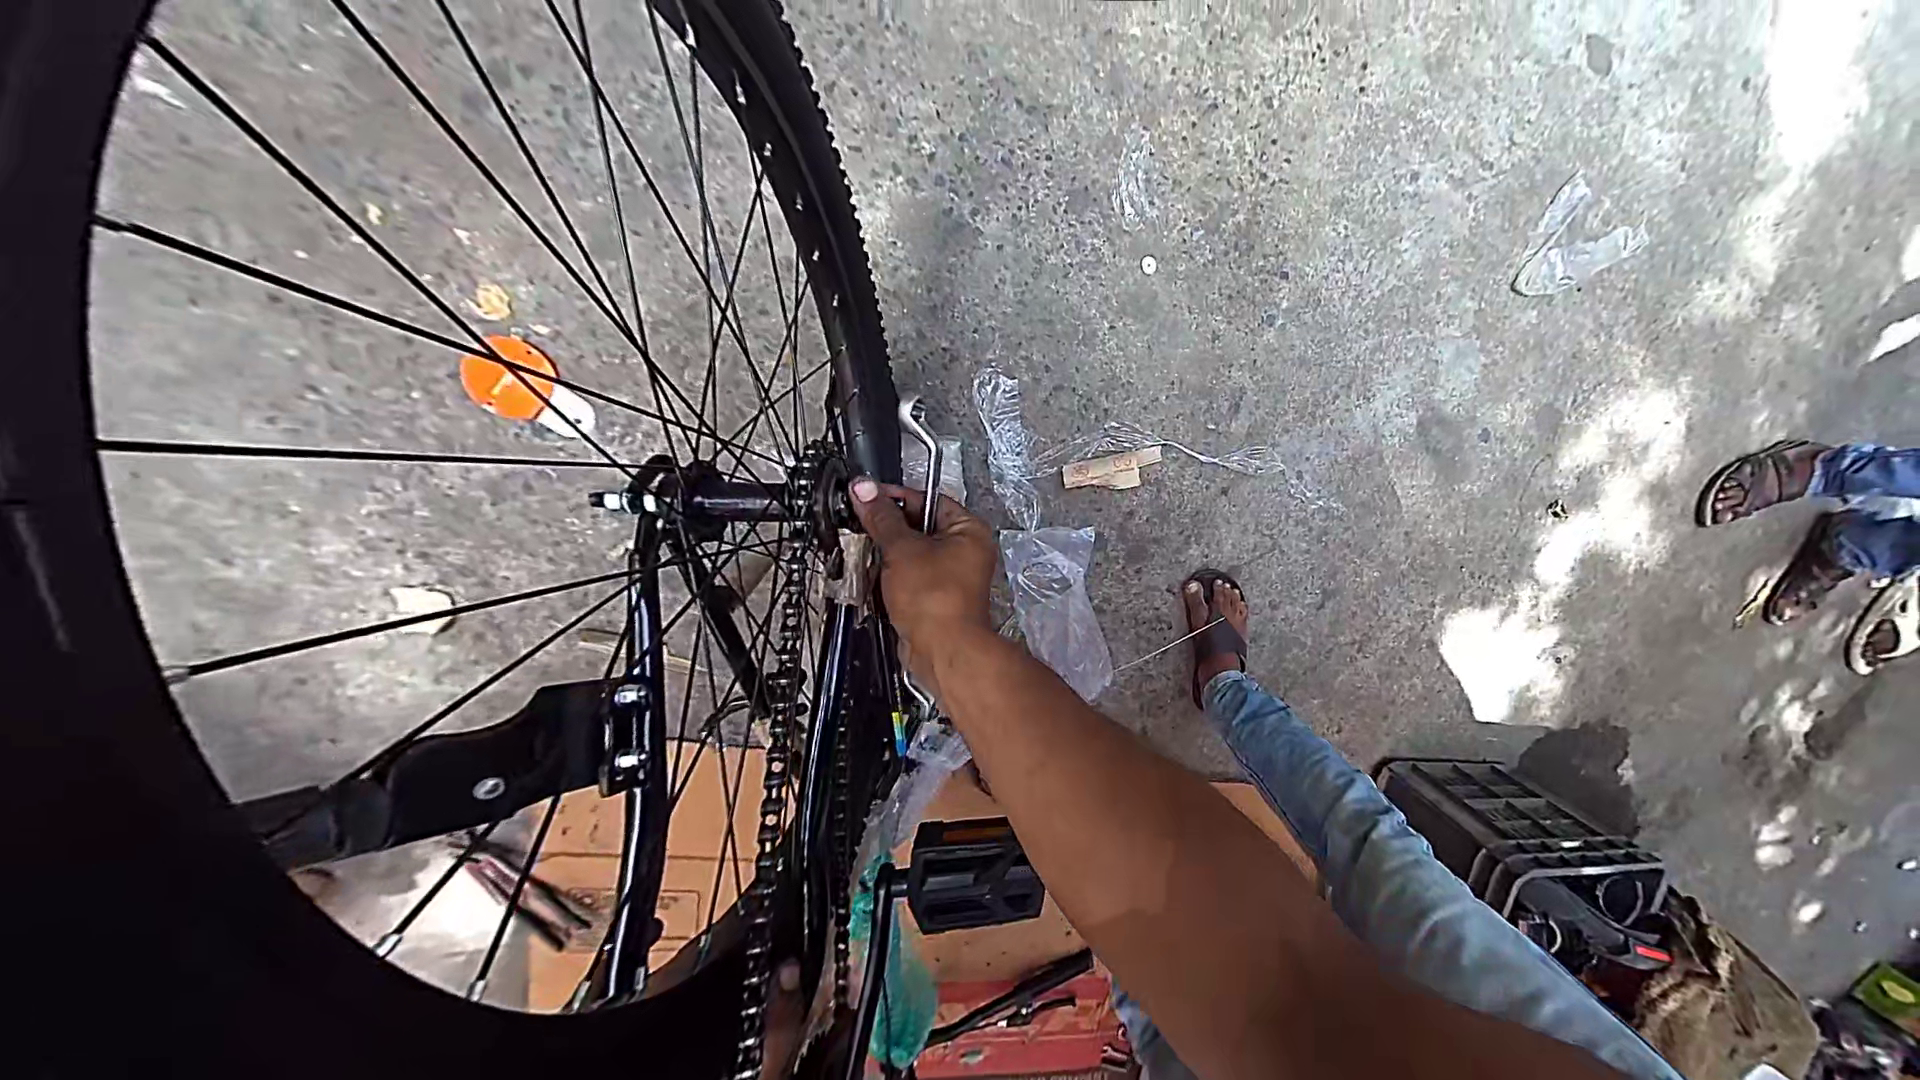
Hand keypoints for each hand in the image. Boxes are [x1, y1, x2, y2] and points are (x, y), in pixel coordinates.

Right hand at [846, 477, 997, 665]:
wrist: (942, 651)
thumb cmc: (938, 602)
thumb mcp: (901, 549)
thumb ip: (881, 518)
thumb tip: (866, 491)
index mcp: (968, 530)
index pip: (928, 499)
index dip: (896, 497)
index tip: (868, 496)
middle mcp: (964, 552)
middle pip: (917, 528)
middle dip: (889, 533)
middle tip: (866, 530)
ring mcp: (949, 578)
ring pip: (909, 556)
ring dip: (888, 559)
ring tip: (874, 563)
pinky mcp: (934, 599)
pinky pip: (907, 580)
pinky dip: (891, 581)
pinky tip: (879, 585)